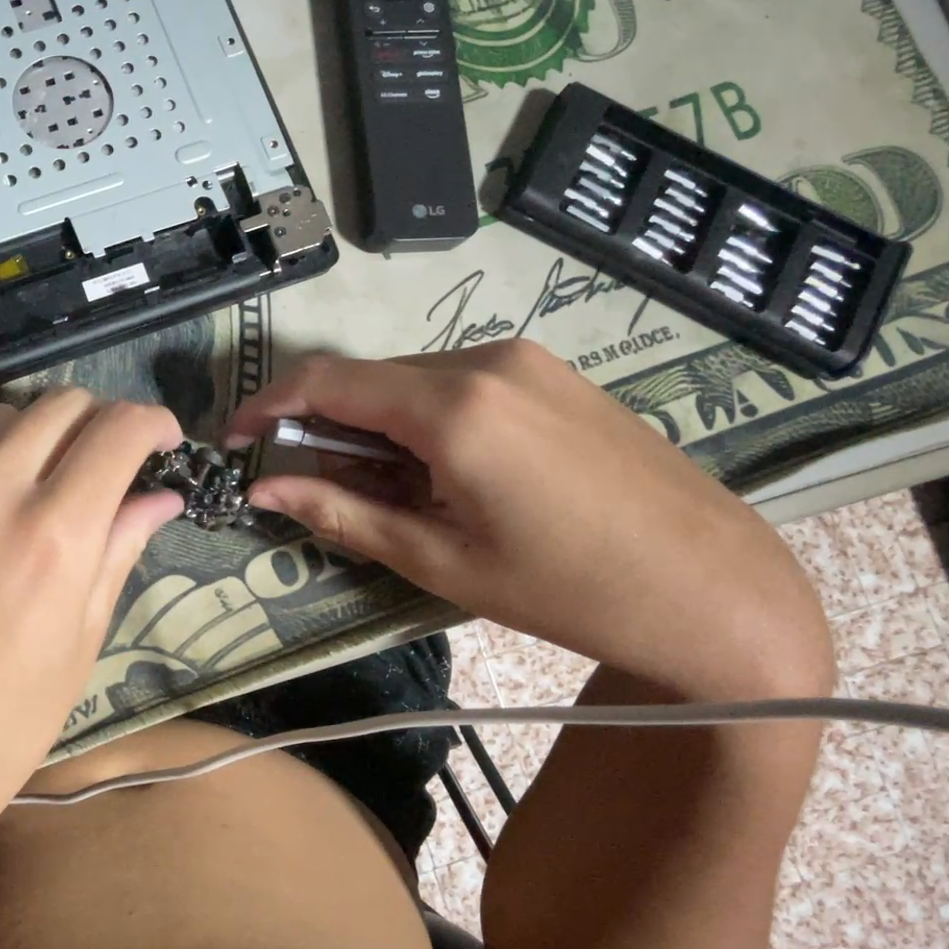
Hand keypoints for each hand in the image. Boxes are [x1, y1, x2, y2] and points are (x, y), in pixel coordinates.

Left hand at [0, 389, 185, 870]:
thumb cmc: (7, 722)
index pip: (118, 431)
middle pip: (56, 405)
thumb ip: (119, 548)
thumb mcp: (82, 639)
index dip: (152, 423)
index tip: (159, 439)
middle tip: (98, 460)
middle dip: (93, 421)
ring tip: (30, 488)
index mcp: (53, 535)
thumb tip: (159, 495)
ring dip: (26, 441)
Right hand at [225, 341, 830, 698]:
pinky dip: (418, 418)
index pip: (326, 381)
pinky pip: (454, 381)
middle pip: (366, 377)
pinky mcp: (552, 374)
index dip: (266, 405)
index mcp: (453, 408)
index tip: (234, 440)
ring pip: (408, 378)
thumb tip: (261, 488)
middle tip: (311, 485)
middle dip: (322, 424)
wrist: (713, 586)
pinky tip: (438, 471)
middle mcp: (486, 362)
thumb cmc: (564, 587)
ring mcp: (527, 361)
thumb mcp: (435, 559)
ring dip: (372, 423)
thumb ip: (339, 512)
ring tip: (385, 490)